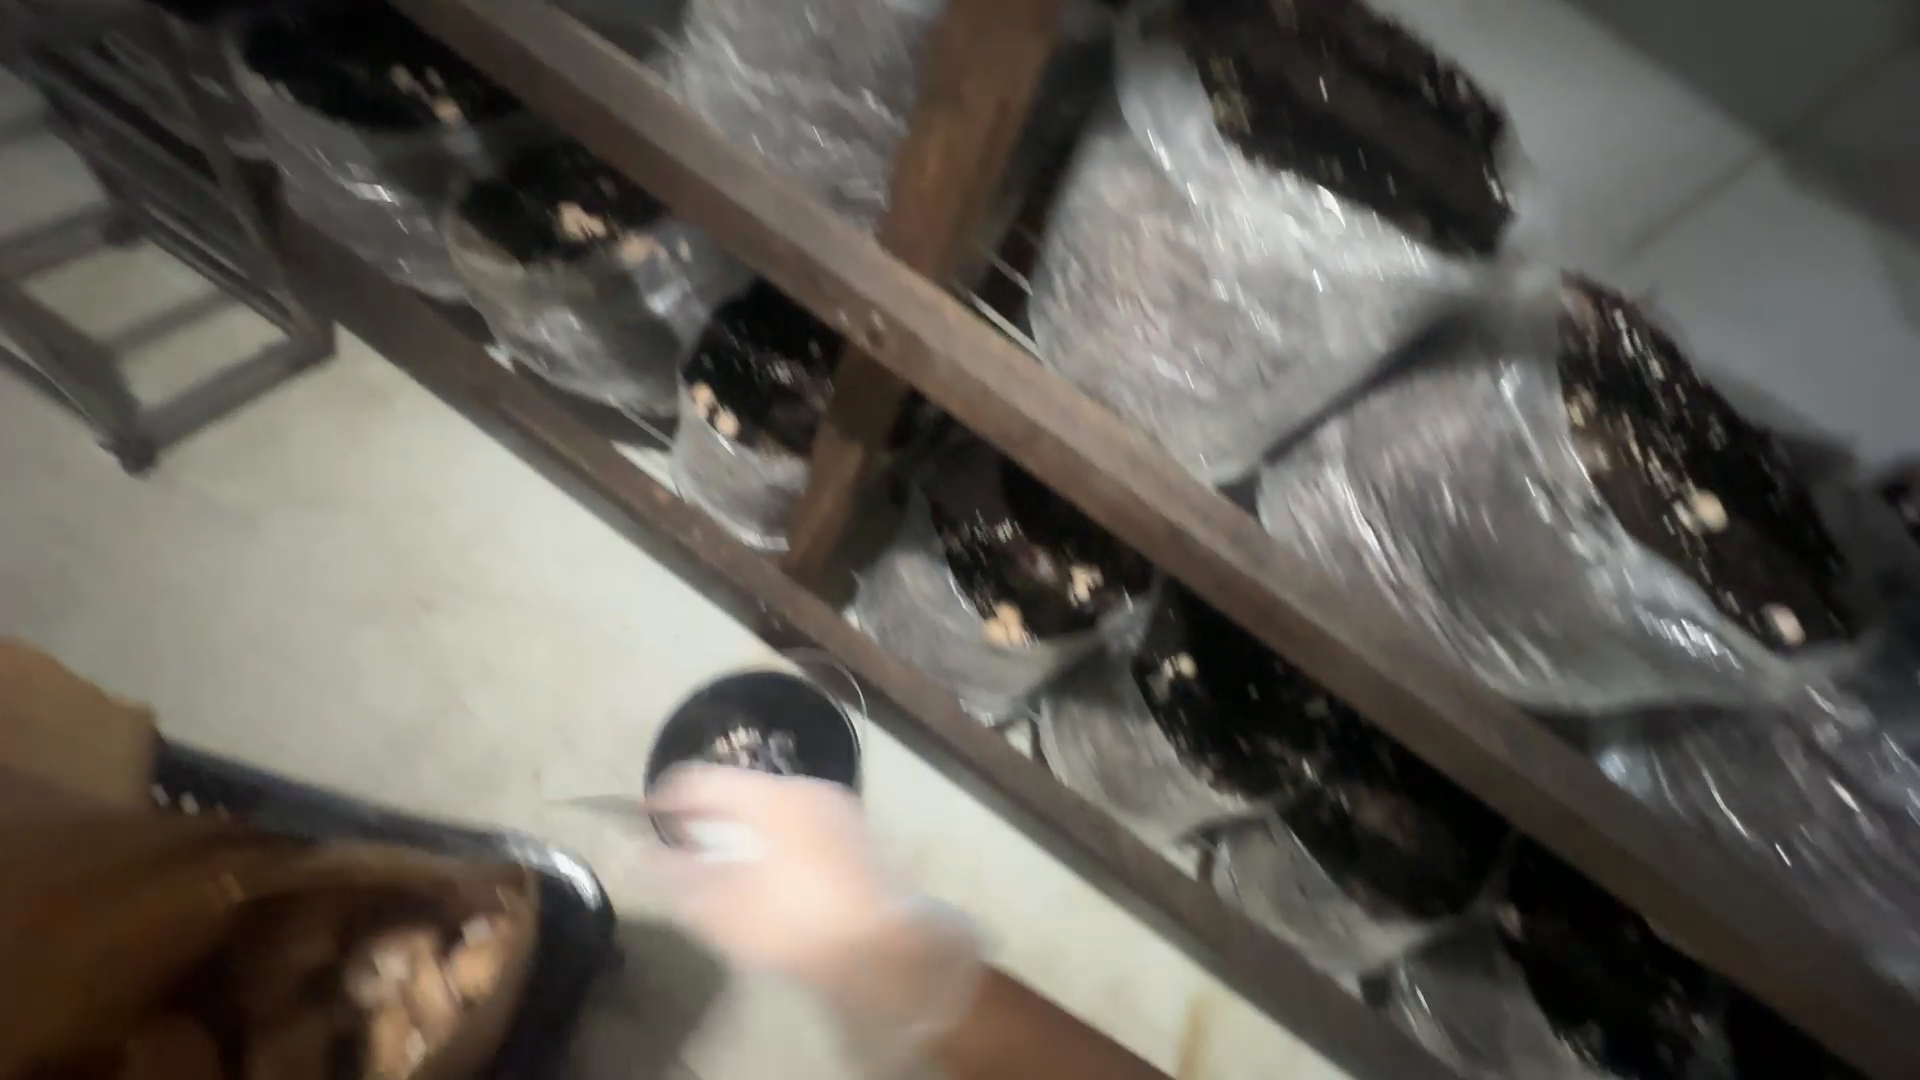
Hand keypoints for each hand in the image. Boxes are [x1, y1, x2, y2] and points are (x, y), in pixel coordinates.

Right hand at [649, 766, 982, 1054]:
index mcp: (771, 795)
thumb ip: (678, 877)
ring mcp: (838, 807)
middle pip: (744, 789)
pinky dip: (778, 835)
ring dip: (745, 824)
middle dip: (711, 811)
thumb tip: (645, 857)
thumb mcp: (724, 908)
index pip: (706, 779)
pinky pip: (802, 821)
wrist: (883, 943)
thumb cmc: (797, 921)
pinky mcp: (856, 832)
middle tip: (686, 838)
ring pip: (777, 805)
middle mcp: (806, 788)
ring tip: (725, 856)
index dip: (671, 793)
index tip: (649, 812)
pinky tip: (773, 869)